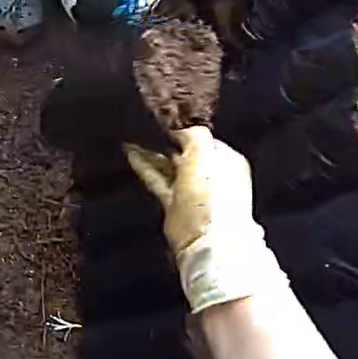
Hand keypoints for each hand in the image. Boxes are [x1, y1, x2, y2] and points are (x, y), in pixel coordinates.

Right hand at [127, 128, 255, 251]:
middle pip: (184, 152)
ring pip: (168, 166)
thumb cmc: (212, 196)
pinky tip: (132, 155)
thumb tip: (178, 125)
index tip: (163, 118)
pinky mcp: (175, 205)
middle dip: (165, 140)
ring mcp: (191, 191)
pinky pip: (157, 180)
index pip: (202, 138)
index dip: (183, 128)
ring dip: (150, 153)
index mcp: (226, 160)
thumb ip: (192, 135)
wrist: (209, 240)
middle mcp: (210, 175)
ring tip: (131, 139)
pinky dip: (145, 168)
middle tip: (145, 125)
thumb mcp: (204, 154)